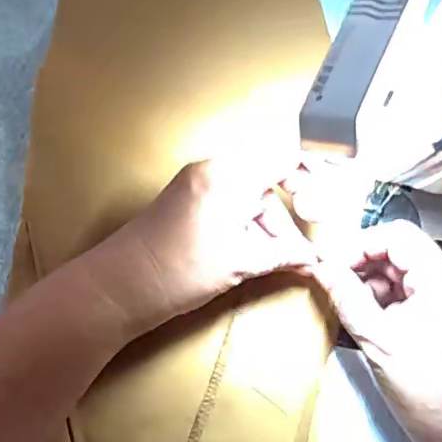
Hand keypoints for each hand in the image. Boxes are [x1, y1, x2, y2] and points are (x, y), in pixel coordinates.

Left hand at [73, 157, 316, 337]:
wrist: (120, 285)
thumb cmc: (180, 271)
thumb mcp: (240, 262)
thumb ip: (282, 254)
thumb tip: (312, 258)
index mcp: (227, 174)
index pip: (283, 156)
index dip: (310, 175)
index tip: (322, 204)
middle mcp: (210, 169)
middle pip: (264, 179)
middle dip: (285, 214)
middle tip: (296, 248)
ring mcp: (193, 184)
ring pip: (244, 194)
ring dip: (263, 224)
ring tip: (272, 260)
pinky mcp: (182, 201)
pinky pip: (224, 202)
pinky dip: (241, 224)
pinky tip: (247, 253)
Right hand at [308, 219, 441, 441]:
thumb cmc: (434, 395)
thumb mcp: (378, 340)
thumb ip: (347, 297)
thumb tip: (323, 268)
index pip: (397, 236)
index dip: (358, 246)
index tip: (332, 266)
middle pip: (400, 255)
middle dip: (362, 269)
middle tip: (334, 289)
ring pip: (403, 277)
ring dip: (371, 289)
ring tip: (351, 313)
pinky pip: (411, 298)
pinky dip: (386, 306)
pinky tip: (368, 326)